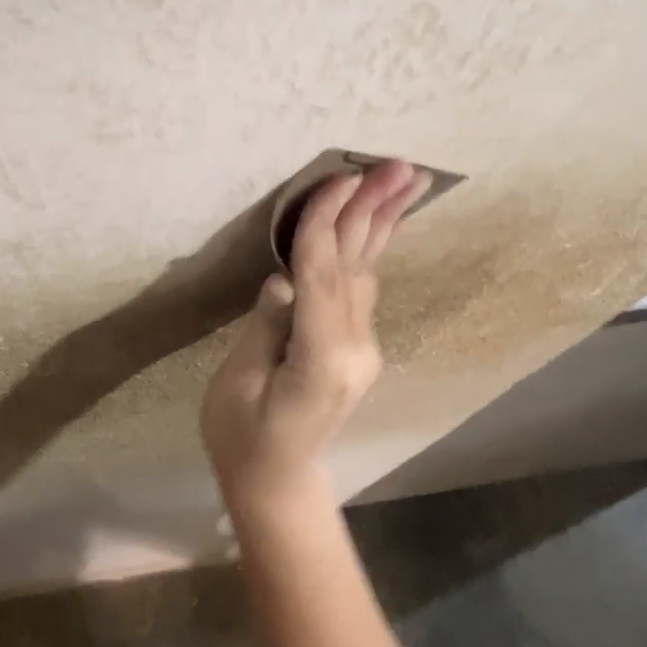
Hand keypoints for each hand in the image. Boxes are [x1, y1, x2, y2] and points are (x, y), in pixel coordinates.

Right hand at [201, 161, 432, 508]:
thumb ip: (264, 329)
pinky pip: (362, 288)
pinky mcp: (356, 348)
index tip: (337, 179)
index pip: (321, 276)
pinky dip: (369, 249)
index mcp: (320, 358)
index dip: (325, 225)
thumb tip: (283, 281)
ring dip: (383, 222)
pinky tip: (382, 223)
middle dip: (373, 210)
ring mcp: (362, 349)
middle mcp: (354, 348)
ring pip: (368, 273)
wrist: (275, 481)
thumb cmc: (241, 438)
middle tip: (402, 164)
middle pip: (357, 267)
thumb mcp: (238, 385)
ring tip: (409, 179)